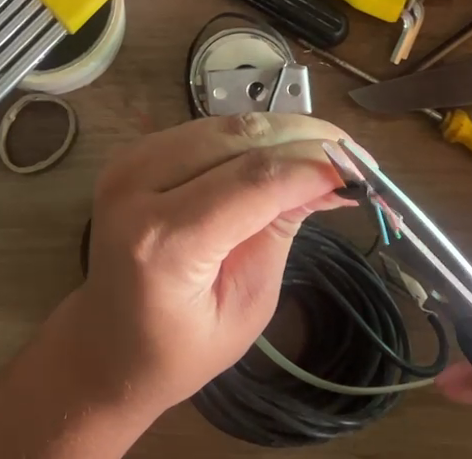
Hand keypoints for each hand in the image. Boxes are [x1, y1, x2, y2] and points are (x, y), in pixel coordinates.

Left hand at [52, 113, 358, 416]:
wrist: (108, 342)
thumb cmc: (181, 346)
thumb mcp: (247, 304)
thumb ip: (281, 231)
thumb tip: (333, 180)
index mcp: (162, 240)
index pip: (251, 181)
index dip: (311, 166)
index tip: (363, 170)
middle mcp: (136, 185)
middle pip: (235, 138)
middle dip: (301, 138)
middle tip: (355, 155)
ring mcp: (128, 162)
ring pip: (220, 125)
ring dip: (278, 133)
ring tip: (328, 153)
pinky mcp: (133, 153)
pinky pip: (202, 131)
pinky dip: (248, 138)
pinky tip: (282, 153)